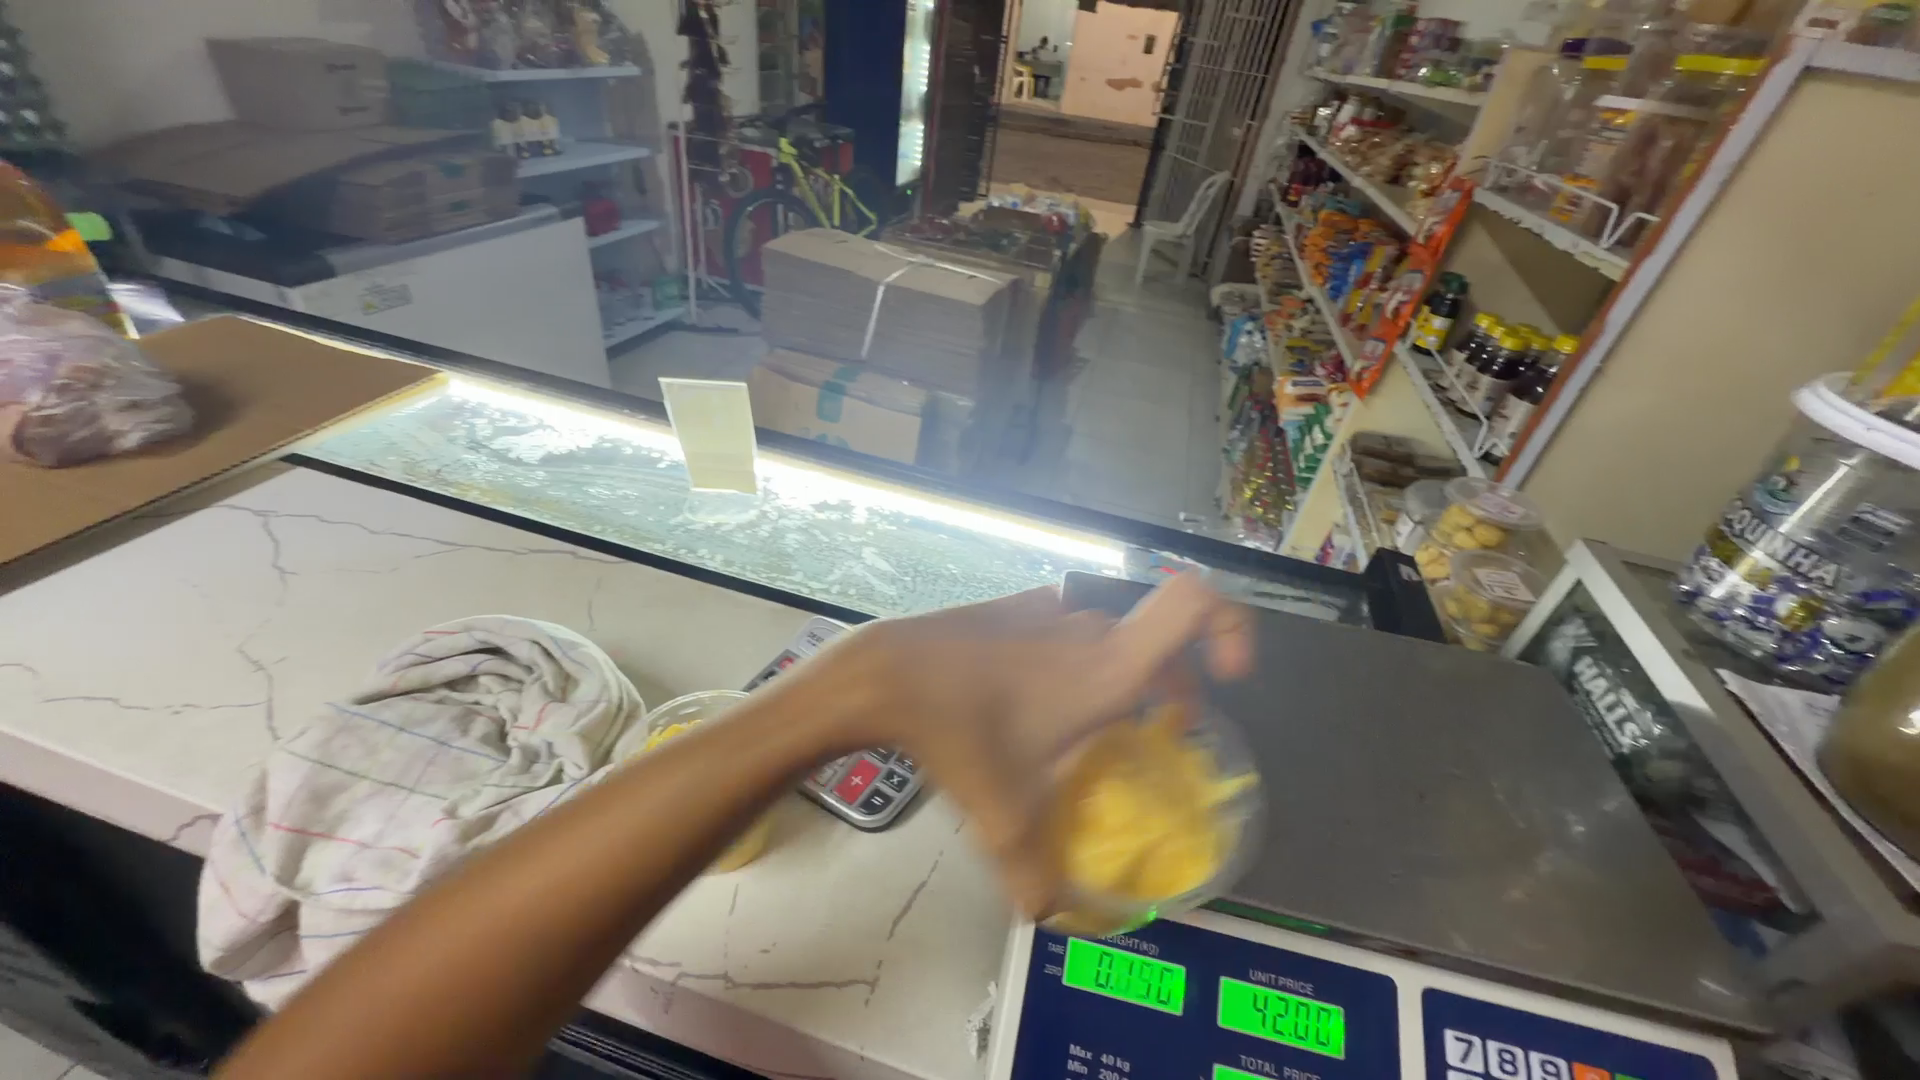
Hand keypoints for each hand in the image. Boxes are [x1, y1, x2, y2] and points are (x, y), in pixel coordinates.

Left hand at [824, 574, 1252, 916]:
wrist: (887, 674)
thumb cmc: (962, 736)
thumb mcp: (1004, 818)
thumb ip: (1037, 878)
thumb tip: (1049, 916)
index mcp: (1111, 666)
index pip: (1199, 601)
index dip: (1232, 629)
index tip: (1227, 679)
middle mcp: (1090, 626)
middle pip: (1158, 641)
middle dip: (1173, 685)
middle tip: (1153, 731)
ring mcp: (1048, 608)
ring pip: (1109, 636)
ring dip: (1118, 674)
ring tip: (1088, 722)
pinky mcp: (1013, 606)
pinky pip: (1064, 627)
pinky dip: (1070, 657)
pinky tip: (1032, 695)